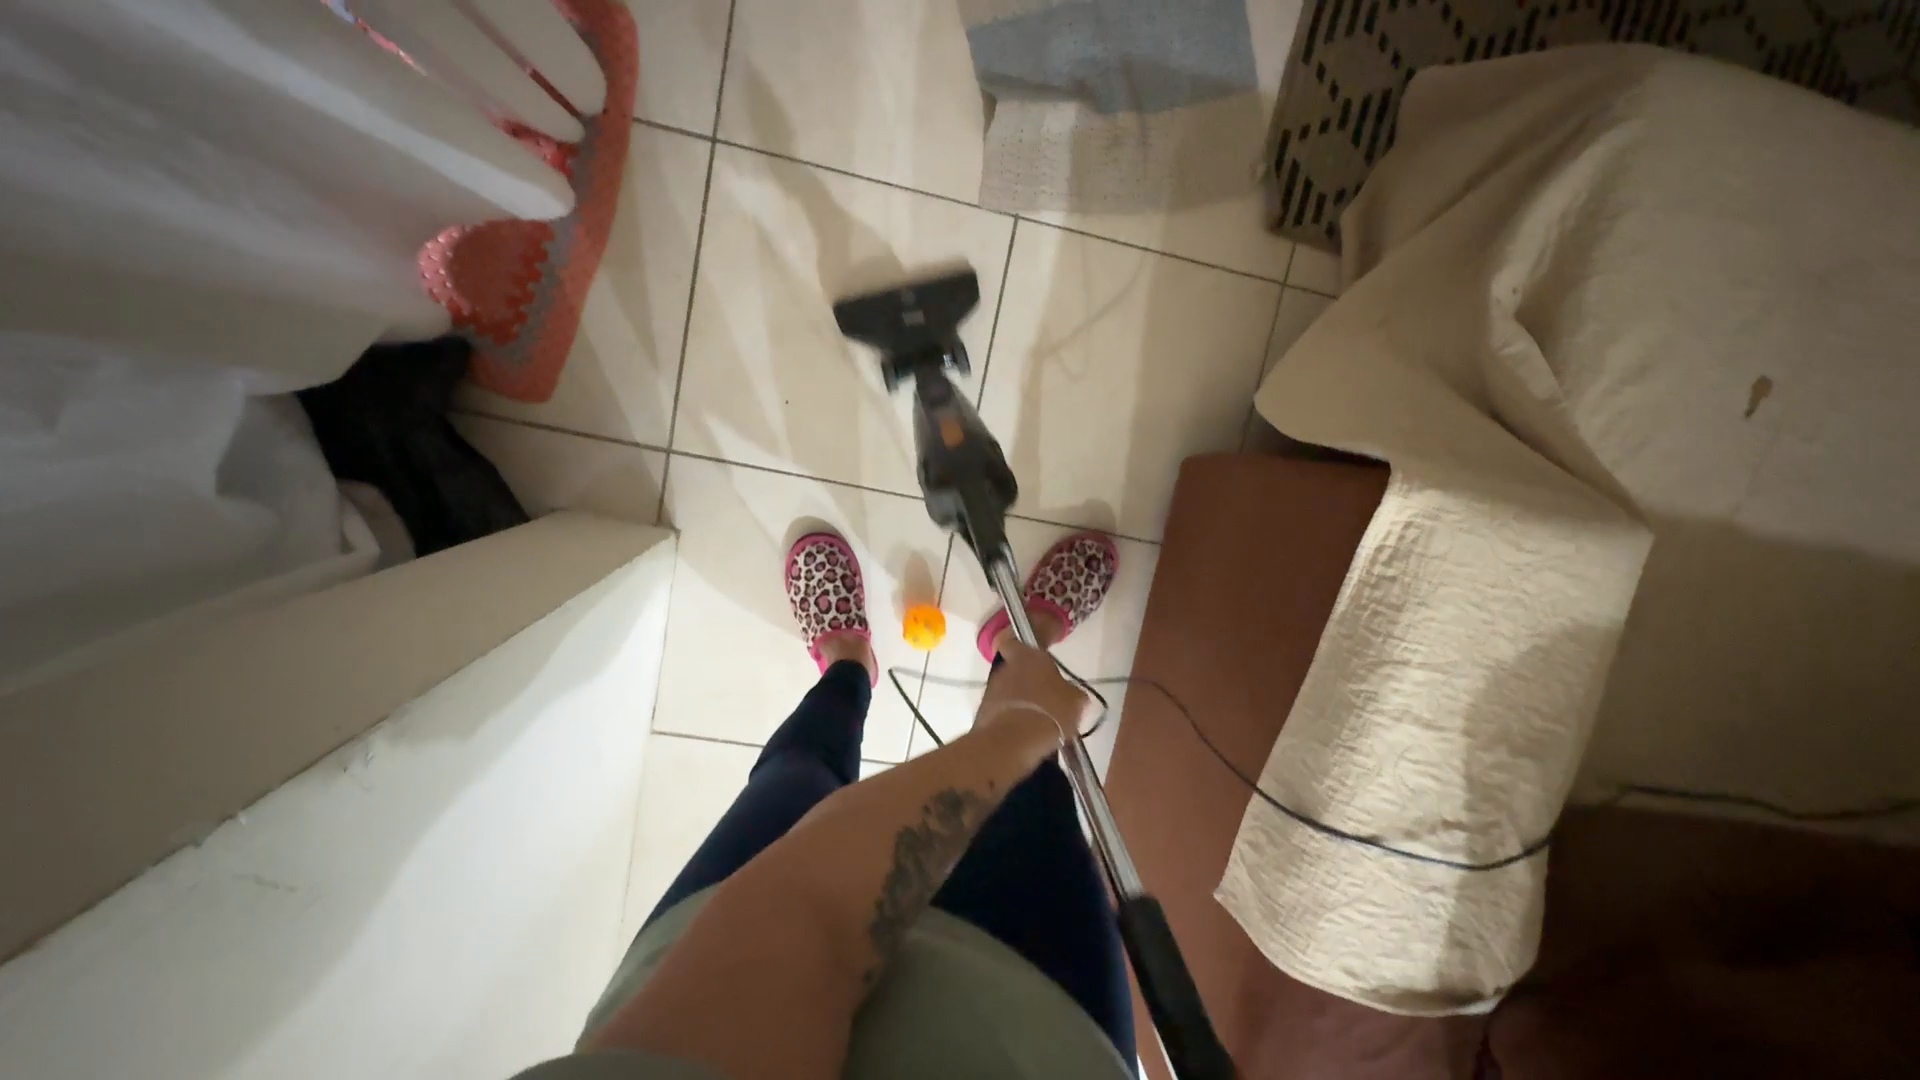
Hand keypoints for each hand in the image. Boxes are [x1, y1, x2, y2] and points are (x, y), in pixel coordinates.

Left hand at [973, 639, 1095, 744]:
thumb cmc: (1050, 711)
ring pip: (1007, 692)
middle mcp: (1005, 669)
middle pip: (1014, 670)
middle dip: (1027, 682)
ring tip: (1038, 721)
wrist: (1014, 741)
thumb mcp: (1074, 702)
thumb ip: (1072, 693)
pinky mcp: (983, 713)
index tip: (1034, 659)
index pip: (1015, 642)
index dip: (1022, 649)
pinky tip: (1027, 734)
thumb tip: (1072, 694)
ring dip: (1019, 702)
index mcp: (1027, 657)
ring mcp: (991, 691)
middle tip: (1045, 697)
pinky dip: (1011, 720)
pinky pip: (1001, 712)